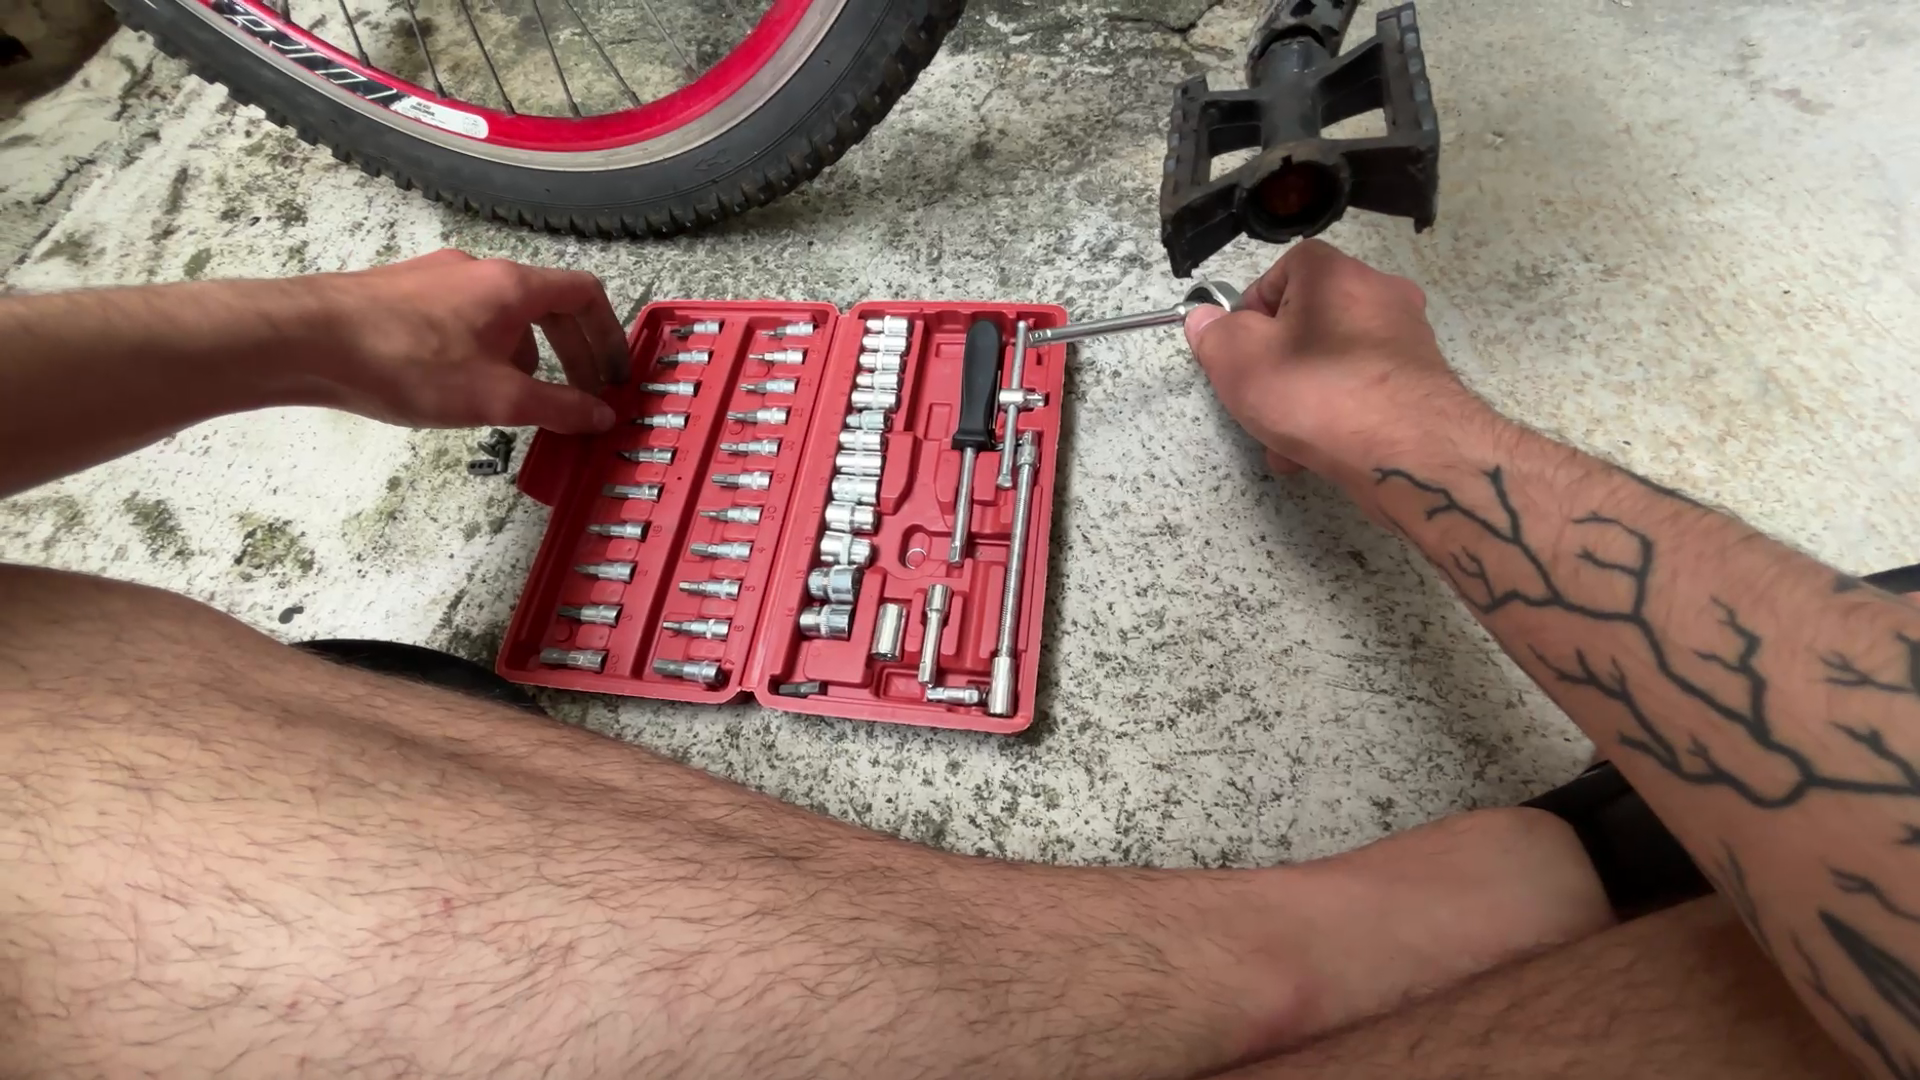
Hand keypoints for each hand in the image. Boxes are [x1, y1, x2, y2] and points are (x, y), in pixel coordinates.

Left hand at [306, 250, 628, 433]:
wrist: (295, 340)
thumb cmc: (410, 365)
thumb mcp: (499, 398)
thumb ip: (560, 408)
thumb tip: (603, 416)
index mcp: (514, 286)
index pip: (586, 295)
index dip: (610, 335)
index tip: (615, 375)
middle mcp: (480, 269)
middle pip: (551, 306)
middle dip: (575, 354)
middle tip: (582, 396)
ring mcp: (438, 276)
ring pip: (509, 313)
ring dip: (532, 355)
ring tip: (520, 398)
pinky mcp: (403, 290)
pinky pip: (470, 315)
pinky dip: (491, 347)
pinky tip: (466, 382)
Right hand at [1184, 240, 1482, 478]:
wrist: (1402, 448)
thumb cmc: (1312, 391)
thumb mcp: (1238, 360)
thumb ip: (1213, 333)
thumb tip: (1205, 319)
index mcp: (1334, 274)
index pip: (1285, 268)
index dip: (1253, 306)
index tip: (1239, 347)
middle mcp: (1379, 294)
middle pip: (1308, 320)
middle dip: (1275, 361)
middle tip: (1257, 397)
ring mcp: (1406, 338)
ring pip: (1332, 360)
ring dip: (1301, 395)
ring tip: (1282, 439)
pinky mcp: (1420, 381)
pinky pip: (1361, 389)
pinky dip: (1335, 413)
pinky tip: (1315, 450)